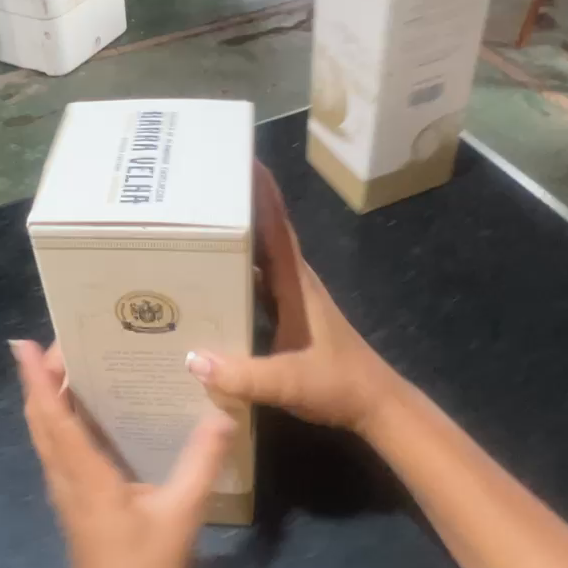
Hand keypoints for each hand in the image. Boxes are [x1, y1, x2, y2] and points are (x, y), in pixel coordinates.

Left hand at [12, 339, 234, 567]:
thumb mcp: (182, 516)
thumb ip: (201, 462)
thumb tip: (222, 413)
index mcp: (85, 473)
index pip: (53, 414)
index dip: (36, 377)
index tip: (23, 343)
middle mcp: (65, 474)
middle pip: (40, 416)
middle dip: (42, 375)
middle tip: (67, 337)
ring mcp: (64, 488)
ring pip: (44, 431)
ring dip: (48, 394)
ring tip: (73, 362)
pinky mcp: (71, 498)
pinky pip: (56, 446)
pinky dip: (59, 417)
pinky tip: (88, 409)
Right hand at [186, 164, 405, 436]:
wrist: (375, 407)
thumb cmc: (340, 384)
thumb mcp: (291, 382)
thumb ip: (245, 375)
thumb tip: (192, 360)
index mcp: (296, 285)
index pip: (277, 228)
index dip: (262, 194)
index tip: (241, 160)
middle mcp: (293, 284)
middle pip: (264, 235)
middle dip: (237, 208)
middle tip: (197, 190)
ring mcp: (291, 301)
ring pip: (258, 259)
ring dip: (234, 240)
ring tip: (194, 226)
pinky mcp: (287, 319)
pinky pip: (255, 285)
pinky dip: (235, 274)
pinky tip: (208, 282)